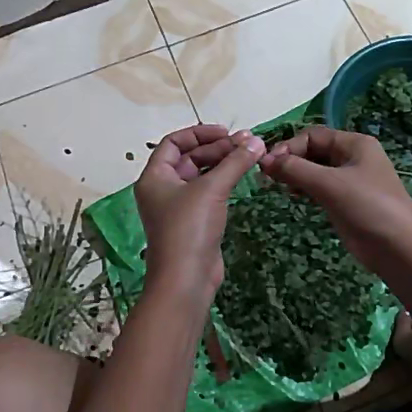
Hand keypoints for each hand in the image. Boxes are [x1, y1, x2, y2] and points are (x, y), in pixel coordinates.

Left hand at [133, 124, 265, 299]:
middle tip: (246, 144)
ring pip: (200, 176)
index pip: (173, 143)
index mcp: (154, 177)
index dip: (199, 133)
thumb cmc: (189, 229)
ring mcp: (177, 207)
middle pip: (189, 158)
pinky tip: (242, 177)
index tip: (227, 133)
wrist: (186, 278)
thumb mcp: (211, 190)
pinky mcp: (193, 223)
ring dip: (222, 164)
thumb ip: (234, 162)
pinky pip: (207, 194)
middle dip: (217, 148)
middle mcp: (162, 189)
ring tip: (249, 156)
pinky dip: (223, 183)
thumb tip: (256, 141)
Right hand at [258, 126, 411, 276]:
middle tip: (268, 178)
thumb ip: (295, 169)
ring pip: (314, 170)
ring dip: (294, 175)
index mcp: (354, 144)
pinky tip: (294, 197)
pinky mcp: (345, 200)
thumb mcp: (329, 184)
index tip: (267, 165)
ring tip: (278, 187)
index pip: (312, 135)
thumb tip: (263, 160)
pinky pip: (319, 187)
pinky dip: (304, 189)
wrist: (398, 248)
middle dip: (290, 161)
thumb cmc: (367, 207)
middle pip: (312, 151)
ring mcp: (349, 180)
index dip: (288, 147)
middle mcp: (352, 157)